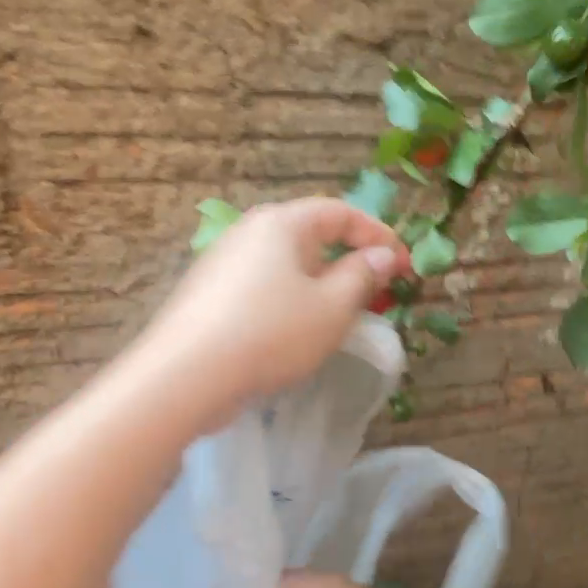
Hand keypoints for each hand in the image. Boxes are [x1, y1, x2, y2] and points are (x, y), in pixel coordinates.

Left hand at [135, 199, 408, 409]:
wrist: (185, 376)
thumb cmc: (271, 333)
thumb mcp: (332, 307)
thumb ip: (362, 276)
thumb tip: (382, 256)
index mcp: (282, 222)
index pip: (341, 212)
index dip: (378, 235)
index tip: (403, 263)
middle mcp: (249, 231)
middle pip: (311, 235)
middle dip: (349, 259)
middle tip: (376, 290)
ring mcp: (223, 262)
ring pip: (286, 264)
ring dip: (321, 282)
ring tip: (341, 315)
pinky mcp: (208, 295)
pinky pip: (262, 286)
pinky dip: (291, 299)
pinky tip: (295, 332)